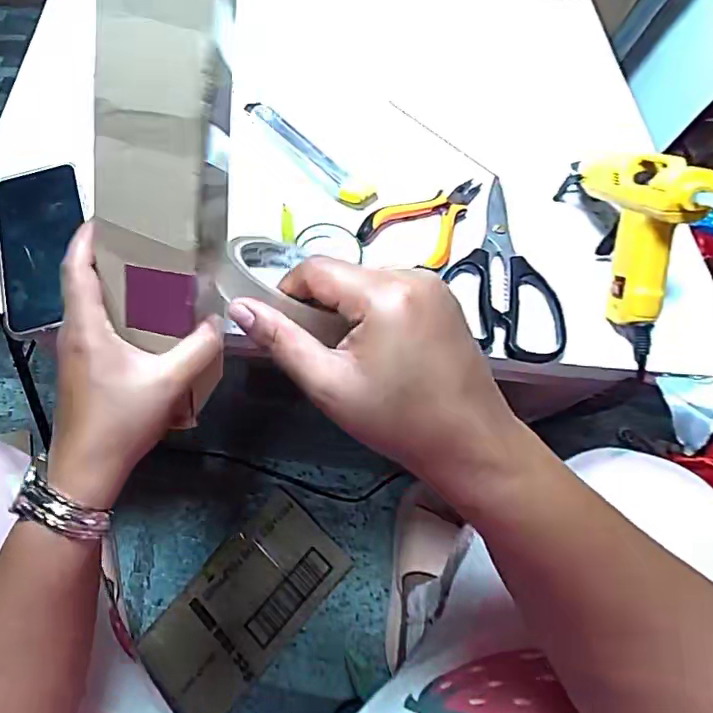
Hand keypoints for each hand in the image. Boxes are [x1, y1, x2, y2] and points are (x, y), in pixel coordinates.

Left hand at [49, 223, 222, 508]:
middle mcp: (74, 332)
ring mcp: (74, 350)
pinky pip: (93, 322)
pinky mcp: (82, 366)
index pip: (75, 268)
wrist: (85, 471)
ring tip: (144, 268)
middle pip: (78, 279)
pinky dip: (112, 306)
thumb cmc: (119, 421)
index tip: (106, 215)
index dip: (85, 237)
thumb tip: (218, 322)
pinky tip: (142, 315)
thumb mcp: (168, 382)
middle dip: (102, 252)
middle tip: (138, 238)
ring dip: (106, 280)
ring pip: (85, 301)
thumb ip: (199, 348)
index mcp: (86, 326)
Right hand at [227, 260, 533, 501]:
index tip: (285, 329)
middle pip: (342, 272)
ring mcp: (433, 284)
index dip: (288, 294)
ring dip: (347, 306)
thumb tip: (241, 308)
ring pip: (365, 279)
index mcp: (385, 292)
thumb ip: (281, 340)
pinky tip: (379, 348)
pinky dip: (374, 308)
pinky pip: (392, 287)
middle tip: (321, 350)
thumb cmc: (400, 421)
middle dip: (320, 304)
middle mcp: (413, 274)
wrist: (470, 443)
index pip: (315, 268)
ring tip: (352, 353)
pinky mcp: (444, 297)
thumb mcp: (329, 384)